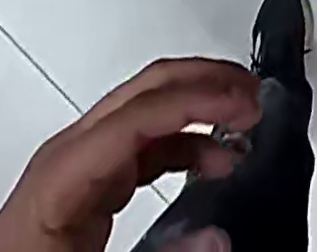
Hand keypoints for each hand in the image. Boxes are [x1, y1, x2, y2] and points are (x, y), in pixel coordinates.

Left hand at [0, 58, 260, 251]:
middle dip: (205, 81)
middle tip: (252, 93)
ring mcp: (81, 162)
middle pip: (147, 90)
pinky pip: (146, 142)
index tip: (243, 103)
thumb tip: (218, 237)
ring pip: (151, 108)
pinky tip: (215, 156)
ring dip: (201, 104)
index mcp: (64, 172)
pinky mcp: (90, 180)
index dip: (197, 99)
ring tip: (245, 117)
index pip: (141, 112)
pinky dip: (186, 139)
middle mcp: (72, 153)